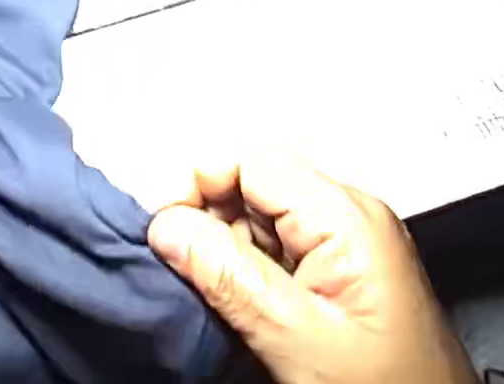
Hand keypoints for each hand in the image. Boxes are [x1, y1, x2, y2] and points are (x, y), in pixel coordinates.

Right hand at [146, 158, 475, 383]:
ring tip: (208, 298)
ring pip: (253, 217)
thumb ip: (230, 276)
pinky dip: (241, 270)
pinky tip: (234, 307)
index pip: (248, 162)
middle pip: (248, 184)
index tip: (158, 228)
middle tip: (176, 269)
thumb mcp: (300, 343)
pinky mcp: (336, 272)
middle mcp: (344, 214)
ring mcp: (342, 243)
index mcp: (345, 215)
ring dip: (220, 249)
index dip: (195, 184)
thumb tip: (164, 224)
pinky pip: (271, 248)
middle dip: (205, 219)